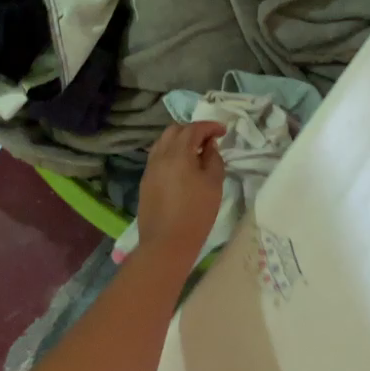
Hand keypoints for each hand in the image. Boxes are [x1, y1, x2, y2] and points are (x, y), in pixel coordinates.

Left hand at [135, 122, 227, 269]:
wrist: (166, 244)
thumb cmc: (195, 214)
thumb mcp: (214, 184)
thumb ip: (213, 159)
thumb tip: (209, 145)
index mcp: (178, 153)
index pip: (193, 129)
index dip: (209, 126)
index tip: (223, 131)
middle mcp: (160, 155)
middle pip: (174, 131)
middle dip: (192, 130)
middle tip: (209, 141)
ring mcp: (150, 168)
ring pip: (163, 142)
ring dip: (179, 141)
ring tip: (195, 152)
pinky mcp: (145, 181)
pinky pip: (158, 157)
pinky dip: (170, 153)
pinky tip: (181, 166)